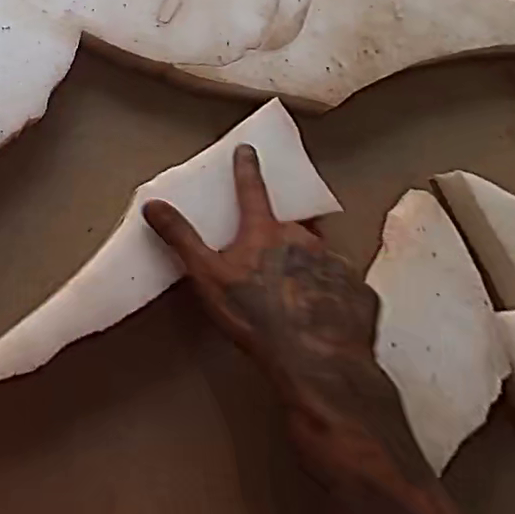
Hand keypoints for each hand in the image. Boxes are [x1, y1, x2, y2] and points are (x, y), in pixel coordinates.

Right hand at [143, 145, 375, 386]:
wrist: (318, 363)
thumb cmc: (255, 315)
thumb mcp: (207, 276)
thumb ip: (180, 237)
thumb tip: (152, 204)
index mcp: (265, 232)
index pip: (252, 191)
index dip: (246, 170)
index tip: (247, 150)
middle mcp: (304, 240)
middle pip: (291, 225)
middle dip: (281, 230)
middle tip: (271, 247)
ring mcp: (338, 266)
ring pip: (320, 255)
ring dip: (307, 262)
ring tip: (294, 288)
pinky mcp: (362, 296)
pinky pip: (344, 286)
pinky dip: (331, 292)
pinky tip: (322, 312)